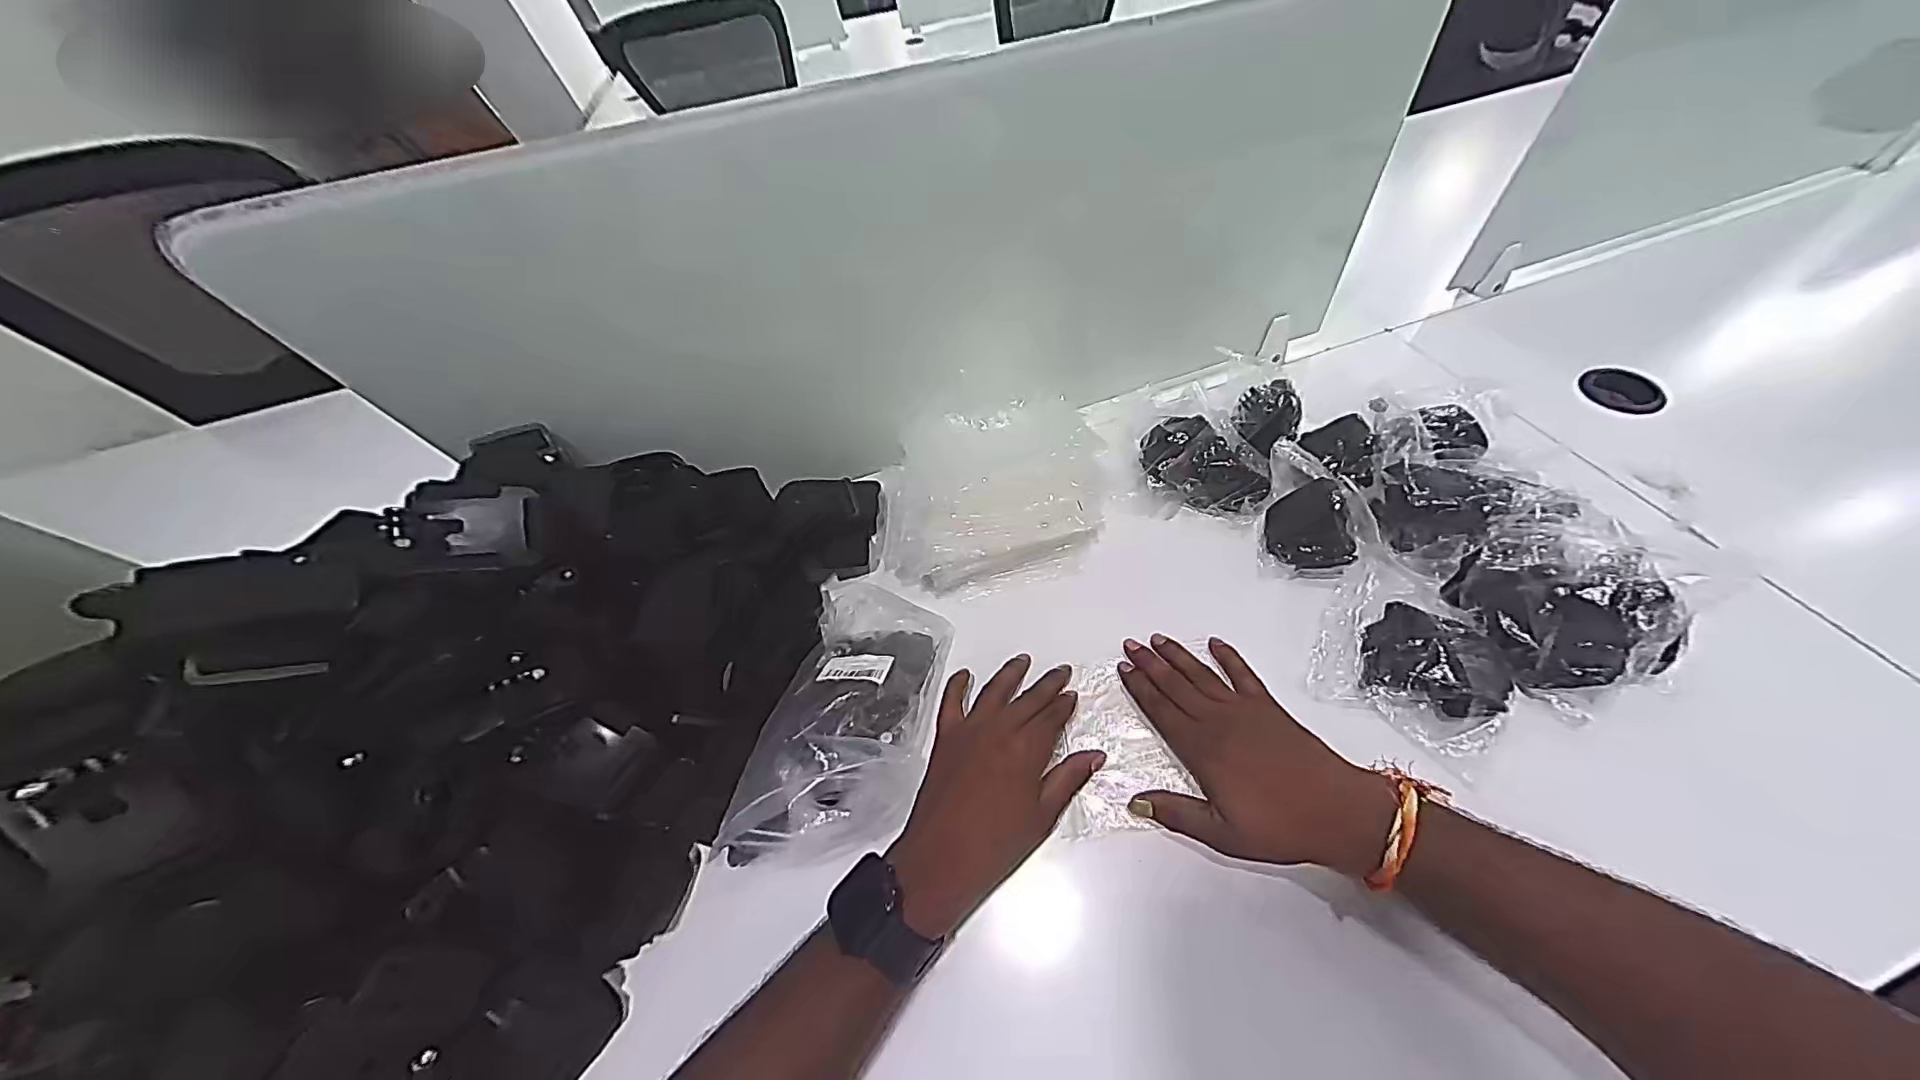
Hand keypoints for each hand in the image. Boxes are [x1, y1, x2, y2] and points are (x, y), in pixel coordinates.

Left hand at [886, 655, 1104, 937]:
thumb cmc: (993, 845)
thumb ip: (1068, 778)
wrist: (941, 859)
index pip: (1052, 717)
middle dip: (1047, 684)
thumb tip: (1092, 757)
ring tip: (1022, 661)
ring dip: (1010, 675)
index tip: (1072, 696)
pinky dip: (958, 685)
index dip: (1064, 704)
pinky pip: (951, 702)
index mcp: (1026, 749)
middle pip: (1028, 699)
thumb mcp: (1043, 815)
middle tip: (1060, 673)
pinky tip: (965, 676)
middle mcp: (998, 732)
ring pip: (994, 691)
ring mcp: (969, 732)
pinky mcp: (945, 739)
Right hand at [1118, 635, 1395, 877]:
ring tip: (1159, 641)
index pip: (1161, 710)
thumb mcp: (1222, 833)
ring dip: (1178, 656)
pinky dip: (1228, 657)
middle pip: (1175, 685)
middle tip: (1133, 645)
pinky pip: (1242, 674)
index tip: (1126, 669)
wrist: (1338, 812)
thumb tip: (1138, 802)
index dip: (1140, 687)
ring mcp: (1245, 711)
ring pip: (1201, 675)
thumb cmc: (1283, 825)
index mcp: (1203, 750)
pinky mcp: (1269, 708)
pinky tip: (1216, 645)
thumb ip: (1176, 814)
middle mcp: (1219, 723)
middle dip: (1150, 663)